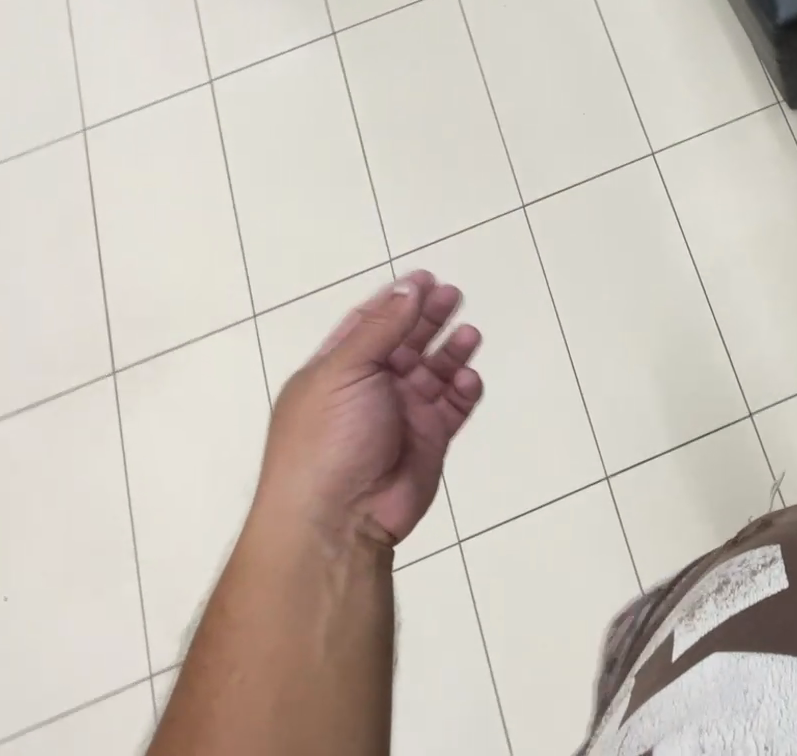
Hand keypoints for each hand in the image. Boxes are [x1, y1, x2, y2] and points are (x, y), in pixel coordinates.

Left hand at [256, 271, 482, 546]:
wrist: (339, 518)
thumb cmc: (326, 440)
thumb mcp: (344, 373)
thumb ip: (382, 329)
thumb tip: (408, 289)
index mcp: (336, 370)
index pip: (368, 324)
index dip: (396, 300)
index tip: (425, 279)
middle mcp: (370, 388)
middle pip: (406, 342)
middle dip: (429, 317)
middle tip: (455, 295)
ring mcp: (402, 414)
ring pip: (435, 370)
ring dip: (452, 350)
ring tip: (470, 334)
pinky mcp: (431, 438)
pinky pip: (454, 404)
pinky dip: (464, 389)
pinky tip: (467, 380)